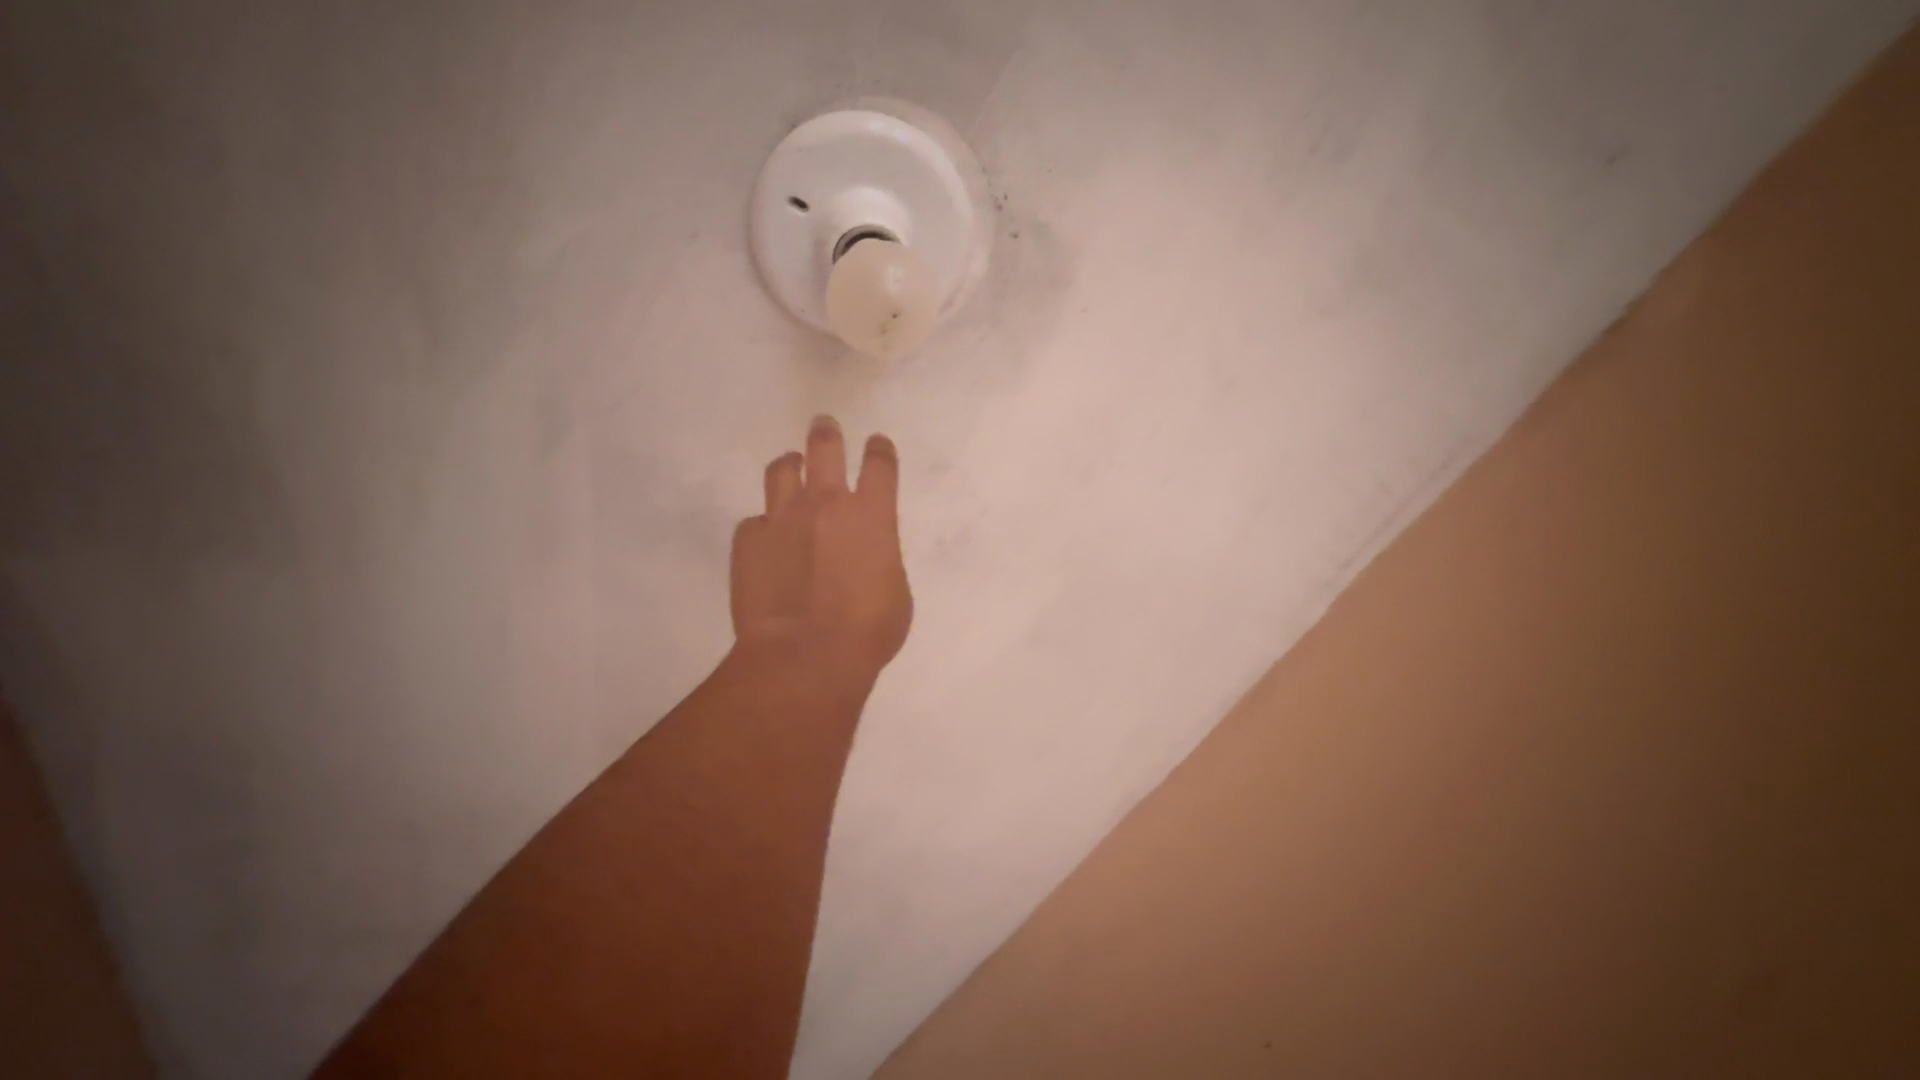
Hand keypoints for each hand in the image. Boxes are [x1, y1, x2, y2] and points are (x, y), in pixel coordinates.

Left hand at [730, 416, 912, 683]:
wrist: (805, 657)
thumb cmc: (867, 633)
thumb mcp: (896, 595)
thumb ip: (881, 561)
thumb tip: (866, 558)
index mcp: (872, 516)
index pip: (879, 465)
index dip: (879, 450)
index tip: (876, 444)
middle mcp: (826, 504)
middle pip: (825, 448)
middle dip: (826, 433)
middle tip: (824, 424)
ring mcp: (782, 518)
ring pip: (782, 471)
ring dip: (790, 466)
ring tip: (791, 469)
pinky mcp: (748, 541)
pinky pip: (754, 522)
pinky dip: (763, 527)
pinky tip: (766, 542)